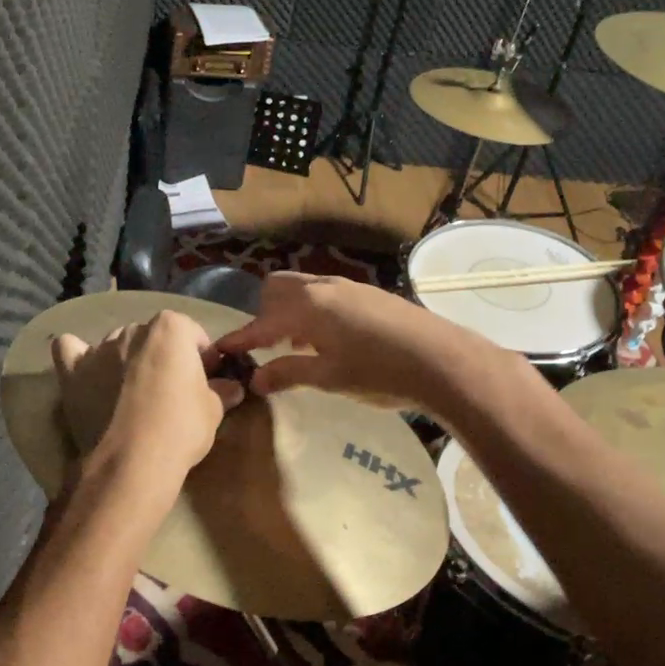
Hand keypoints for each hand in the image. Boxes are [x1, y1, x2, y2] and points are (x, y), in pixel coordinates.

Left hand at [51, 310, 243, 481]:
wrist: (132, 461)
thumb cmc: (180, 428)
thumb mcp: (213, 410)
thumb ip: (221, 391)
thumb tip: (232, 387)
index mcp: (170, 327)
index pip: (191, 333)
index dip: (199, 357)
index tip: (203, 381)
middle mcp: (132, 329)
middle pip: (152, 337)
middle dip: (161, 357)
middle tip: (168, 392)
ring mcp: (99, 348)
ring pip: (116, 344)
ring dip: (125, 360)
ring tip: (130, 395)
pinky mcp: (73, 371)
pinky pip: (69, 349)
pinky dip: (77, 356)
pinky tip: (85, 371)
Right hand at [214, 272, 518, 413]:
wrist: (443, 361)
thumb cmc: (380, 373)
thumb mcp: (329, 378)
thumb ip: (289, 373)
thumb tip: (255, 378)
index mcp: (307, 308)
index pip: (260, 323)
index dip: (240, 339)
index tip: (221, 352)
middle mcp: (322, 288)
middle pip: (276, 289)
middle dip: (264, 314)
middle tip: (267, 348)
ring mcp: (348, 287)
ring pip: (303, 289)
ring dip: (290, 312)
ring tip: (299, 347)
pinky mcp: (369, 293)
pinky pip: (325, 294)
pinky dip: (313, 311)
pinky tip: (331, 340)